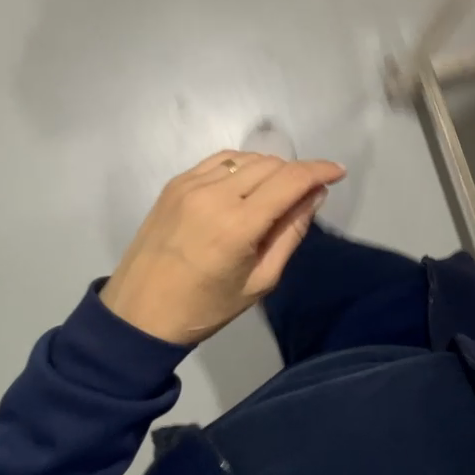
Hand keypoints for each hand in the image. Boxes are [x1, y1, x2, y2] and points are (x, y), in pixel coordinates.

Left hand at [101, 151, 345, 345]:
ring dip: (270, 168)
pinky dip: (242, 166)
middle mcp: (215, 195)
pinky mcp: (176, 183)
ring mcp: (191, 185)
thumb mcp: (260, 280)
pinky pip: (221, 160)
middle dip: (295, 173)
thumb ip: (291, 233)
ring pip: (248, 158)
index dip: (319, 170)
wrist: (137, 316)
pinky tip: (245, 185)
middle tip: (304, 194)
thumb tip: (315, 195)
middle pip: (272, 164)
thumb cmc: (205, 307)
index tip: (338, 172)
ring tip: (274, 192)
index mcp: (238, 225)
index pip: (291, 180)